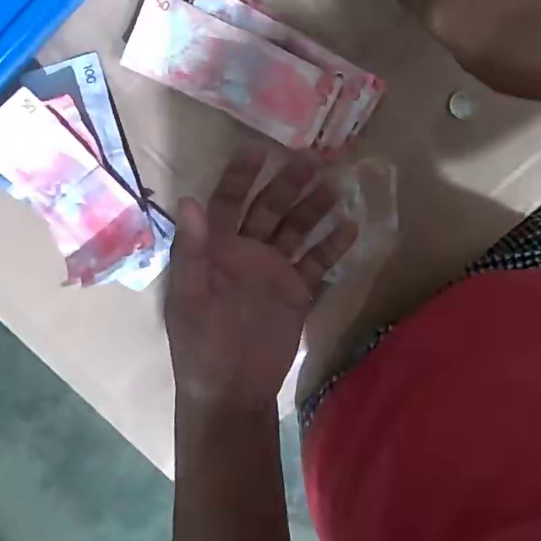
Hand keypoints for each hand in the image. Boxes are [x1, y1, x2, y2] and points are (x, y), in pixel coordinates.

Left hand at [165, 148, 359, 414]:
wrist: (231, 392)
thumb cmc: (200, 345)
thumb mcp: (188, 297)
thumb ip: (191, 249)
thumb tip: (189, 199)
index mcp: (216, 247)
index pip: (229, 201)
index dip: (241, 175)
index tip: (258, 149)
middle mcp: (247, 250)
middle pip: (271, 208)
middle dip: (289, 184)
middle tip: (313, 160)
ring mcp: (275, 269)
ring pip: (298, 229)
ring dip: (315, 208)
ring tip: (336, 186)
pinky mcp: (298, 290)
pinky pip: (318, 261)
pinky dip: (334, 245)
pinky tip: (352, 226)